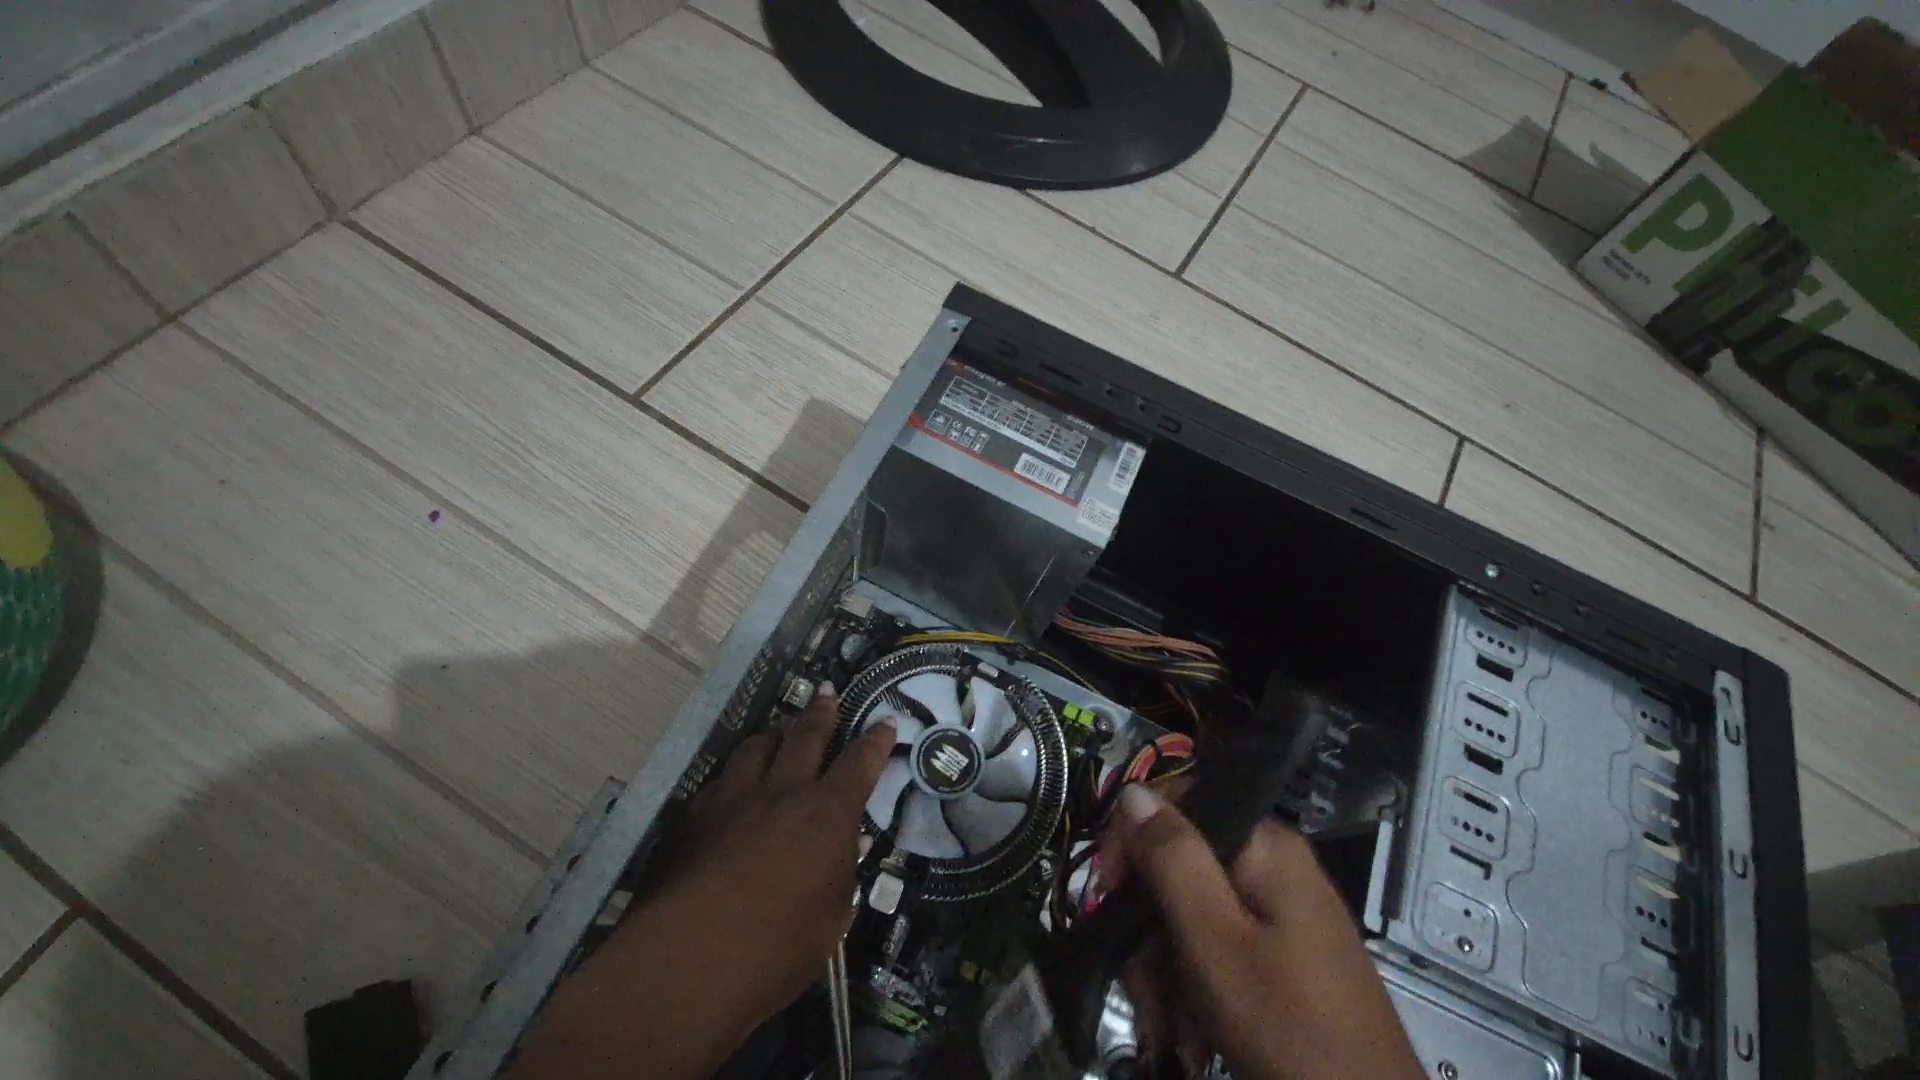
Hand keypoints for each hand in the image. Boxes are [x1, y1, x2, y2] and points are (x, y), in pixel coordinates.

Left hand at [506, 687, 895, 1079]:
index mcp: (827, 813)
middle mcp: (782, 791)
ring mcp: (732, 797)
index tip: (885, 721)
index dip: (876, 741)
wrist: (686, 960)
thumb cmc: (777, 949)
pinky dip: (738, 774)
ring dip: (775, 733)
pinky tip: (734, 785)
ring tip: (780, 730)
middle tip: (829, 694)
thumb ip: (839, 873)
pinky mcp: (693, 814)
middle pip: (805, 735)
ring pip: (756, 746)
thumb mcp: (833, 917)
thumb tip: (838, 850)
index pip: (860, 763)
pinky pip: (722, 778)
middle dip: (822, 712)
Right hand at [1101, 784, 1423, 1079]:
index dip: (1132, 842)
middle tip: (1140, 991)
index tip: (1108, 896)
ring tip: (1166, 1030)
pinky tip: (1189, 1036)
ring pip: (1190, 917)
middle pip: (1179, 870)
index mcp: (1264, 848)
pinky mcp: (1281, 956)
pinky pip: (1217, 950)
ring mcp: (1279, 914)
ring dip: (1163, 972)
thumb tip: (1135, 791)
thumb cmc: (1288, 1027)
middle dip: (1147, 932)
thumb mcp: (1214, 940)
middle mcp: (1272, 868)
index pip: (1177, 805)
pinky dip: (1193, 989)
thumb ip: (1172, 859)